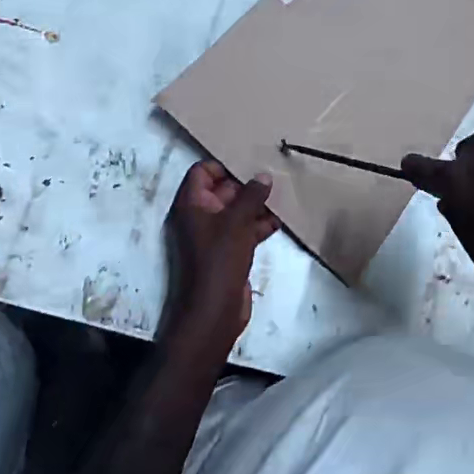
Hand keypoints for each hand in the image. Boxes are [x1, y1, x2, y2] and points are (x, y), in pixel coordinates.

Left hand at [158, 160, 278, 360]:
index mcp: (192, 204)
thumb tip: (263, 175)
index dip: (222, 165)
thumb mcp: (237, 222)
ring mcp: (213, 236)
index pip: (202, 172)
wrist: (214, 312)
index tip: (248, 162)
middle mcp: (199, 216)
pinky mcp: (227, 252)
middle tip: (272, 175)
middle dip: (245, 184)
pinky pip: (242, 230)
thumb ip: (251, 195)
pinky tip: (280, 220)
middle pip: (221, 190)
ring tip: (281, 194)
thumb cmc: (219, 260)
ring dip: (255, 205)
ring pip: (235, 211)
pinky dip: (258, 224)